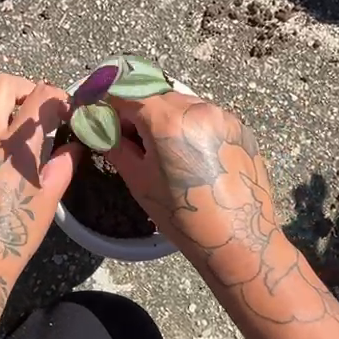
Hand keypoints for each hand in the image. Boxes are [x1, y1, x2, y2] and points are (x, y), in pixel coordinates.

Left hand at [0, 73, 81, 276]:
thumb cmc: (14, 235)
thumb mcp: (48, 202)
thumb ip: (62, 167)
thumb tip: (74, 147)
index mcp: (16, 146)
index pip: (40, 98)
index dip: (57, 97)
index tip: (63, 111)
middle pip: (0, 84)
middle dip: (22, 88)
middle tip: (32, 107)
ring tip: (2, 120)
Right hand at [101, 91, 281, 282]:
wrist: (240, 242)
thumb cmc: (183, 217)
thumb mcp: (138, 181)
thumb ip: (116, 147)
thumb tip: (100, 130)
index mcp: (168, 121)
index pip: (127, 97)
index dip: (108, 105)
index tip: (99, 115)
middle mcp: (198, 109)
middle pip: (156, 97)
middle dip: (138, 111)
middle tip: (128, 137)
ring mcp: (223, 116)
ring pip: (182, 104)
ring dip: (165, 117)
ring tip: (160, 148)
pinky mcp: (240, 127)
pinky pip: (205, 115)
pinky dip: (189, 125)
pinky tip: (187, 154)